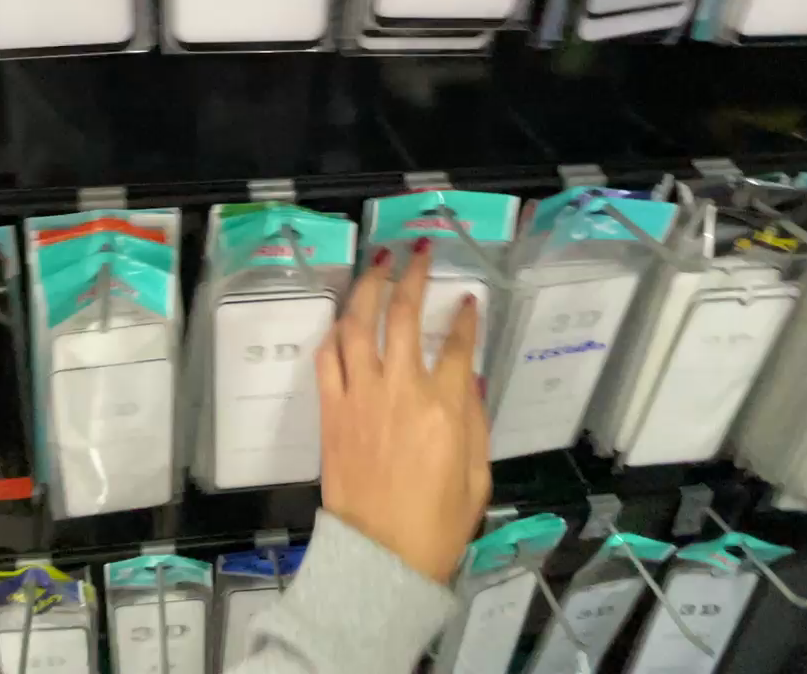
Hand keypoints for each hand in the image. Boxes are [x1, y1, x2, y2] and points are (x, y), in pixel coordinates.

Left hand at [315, 240, 491, 583]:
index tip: (466, 298)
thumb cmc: (438, 523)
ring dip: (368, 286)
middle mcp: (400, 388)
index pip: (457, 345)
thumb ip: (475, 419)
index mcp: (444, 407)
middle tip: (419, 248)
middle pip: (405, 314)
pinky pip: (328, 356)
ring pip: (359, 323)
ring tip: (378, 260)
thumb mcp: (478, 476)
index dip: (464, 317)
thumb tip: (466, 372)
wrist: (380, 557)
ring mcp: (360, 394)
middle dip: (413, 274)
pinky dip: (336, 330)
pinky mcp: (331, 407)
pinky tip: (344, 315)